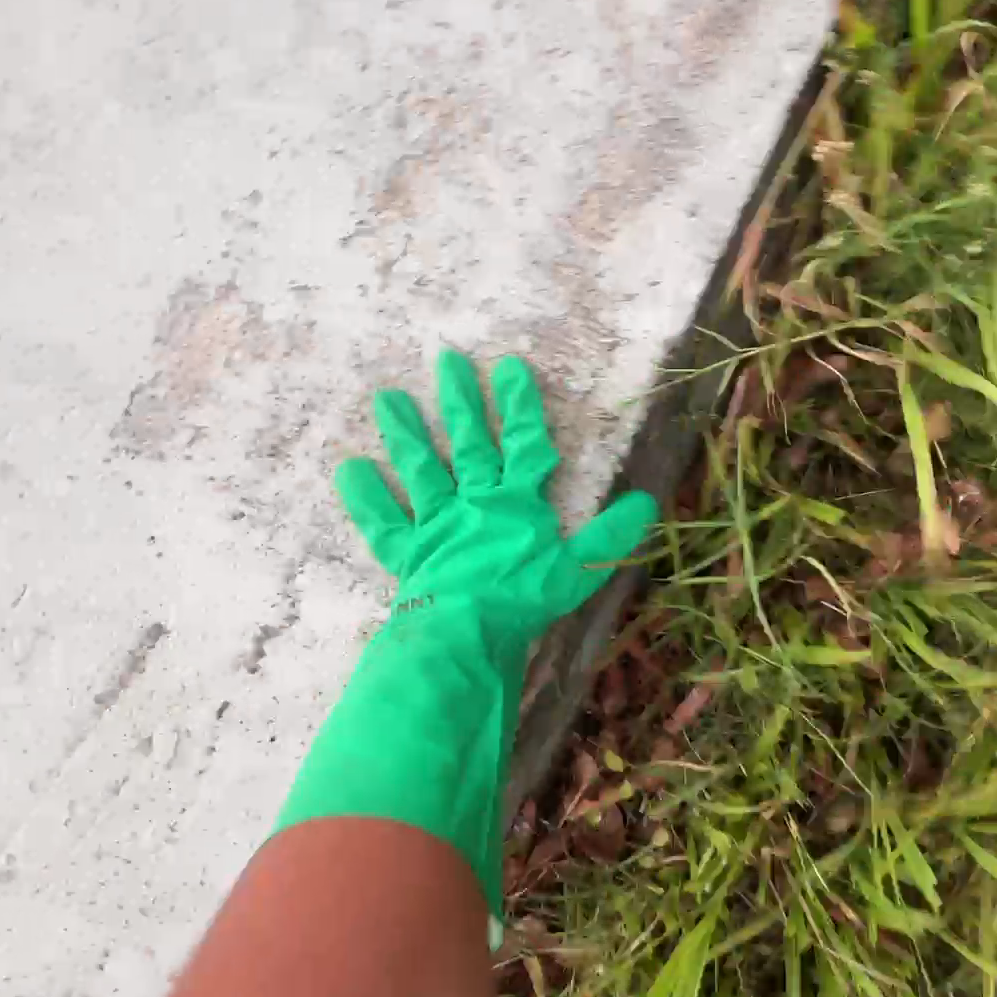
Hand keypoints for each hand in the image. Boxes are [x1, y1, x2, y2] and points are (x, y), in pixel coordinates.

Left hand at [276, 351, 656, 917]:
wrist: (465, 635)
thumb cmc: (526, 598)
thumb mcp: (581, 568)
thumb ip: (612, 534)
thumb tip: (648, 500)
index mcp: (517, 503)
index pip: (524, 445)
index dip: (520, 406)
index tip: (509, 366)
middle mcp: (474, 503)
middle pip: (467, 445)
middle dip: (460, 403)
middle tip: (445, 361)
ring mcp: (437, 526)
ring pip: (421, 472)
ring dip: (405, 436)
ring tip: (387, 399)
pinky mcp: (409, 554)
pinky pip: (384, 522)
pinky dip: (367, 498)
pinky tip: (349, 469)